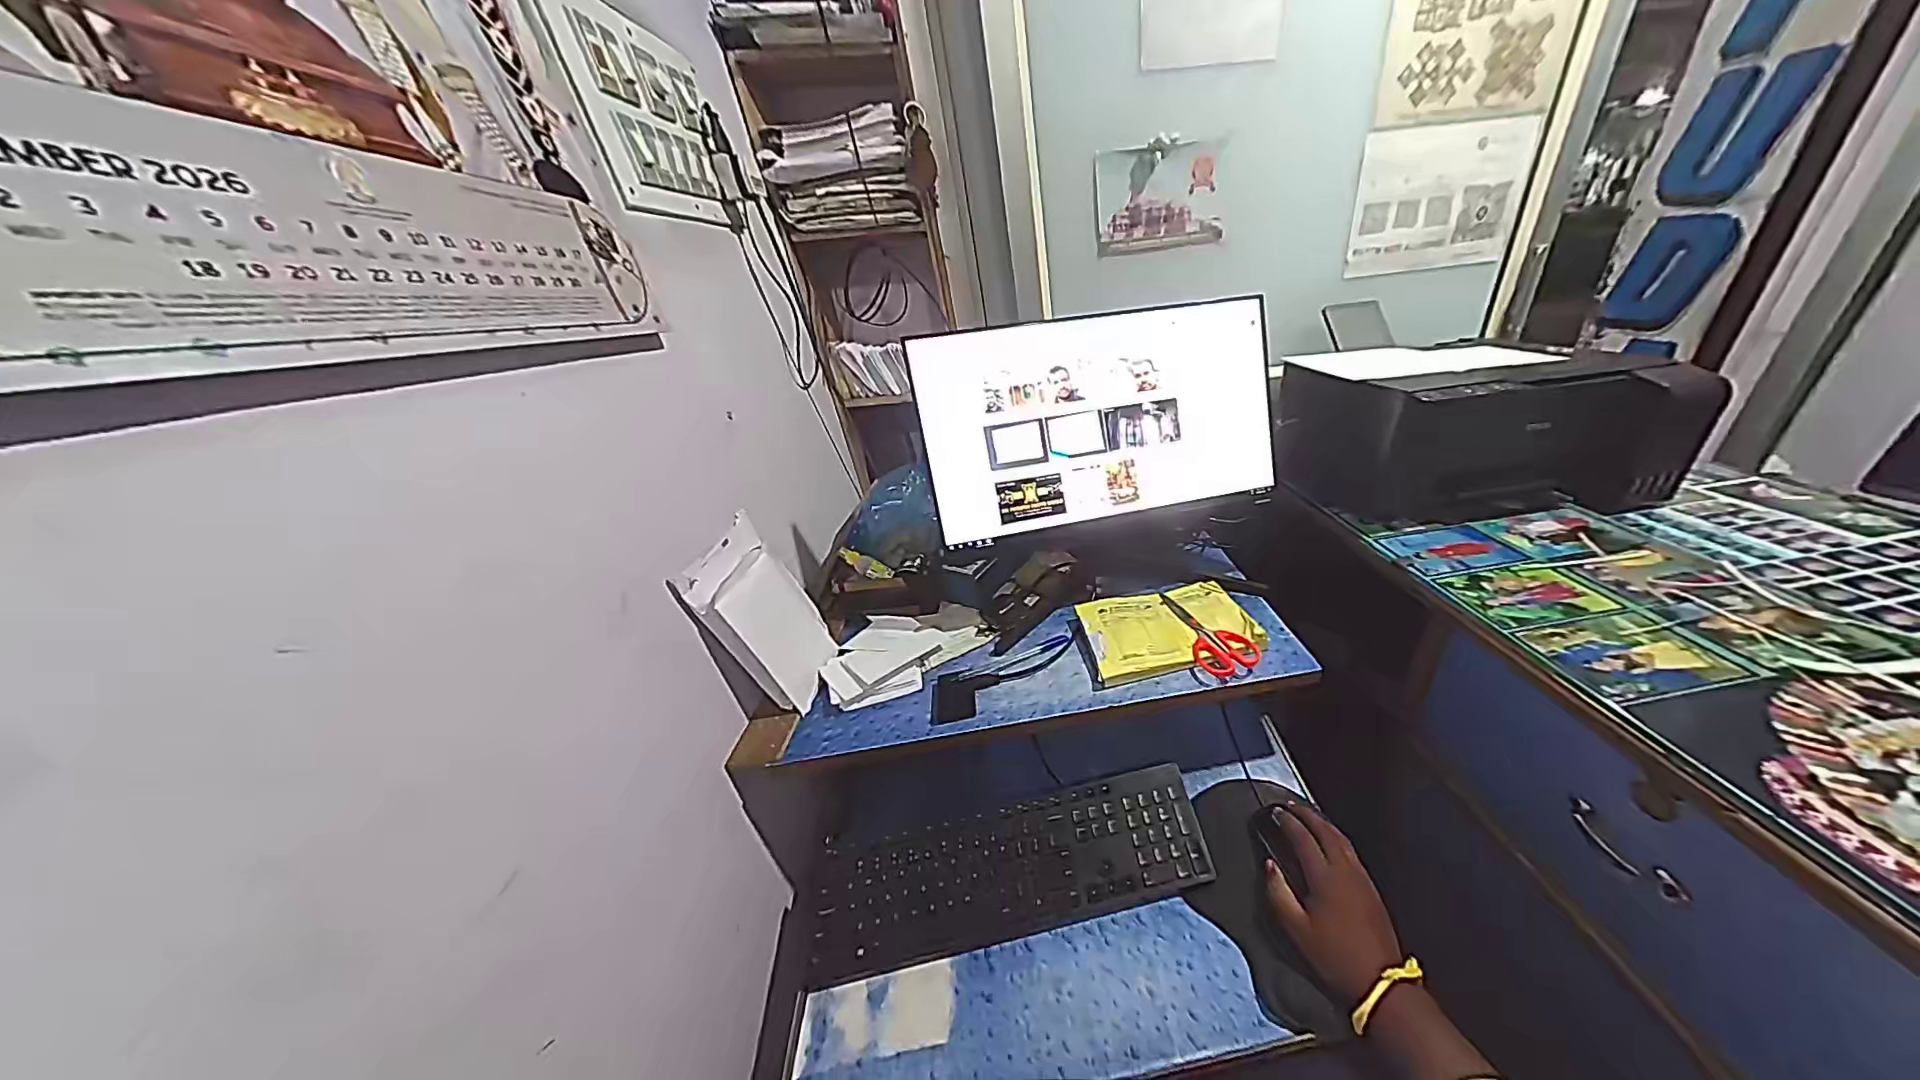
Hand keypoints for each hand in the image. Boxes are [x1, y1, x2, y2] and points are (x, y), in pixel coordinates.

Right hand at [1262, 798, 1401, 1003]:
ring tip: (1309, 816)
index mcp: (1325, 878)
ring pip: (1342, 839)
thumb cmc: (1333, 956)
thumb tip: (1269, 866)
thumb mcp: (1295, 928)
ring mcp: (1362, 879)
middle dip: (1307, 814)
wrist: (1380, 983)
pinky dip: (1337, 837)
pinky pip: (1352, 851)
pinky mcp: (1372, 889)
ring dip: (1324, 823)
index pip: (1303, 838)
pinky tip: (1331, 841)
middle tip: (1290, 805)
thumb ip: (1277, 892)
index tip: (1274, 812)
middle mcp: (1346, 872)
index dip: (1287, 822)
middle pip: (1326, 831)